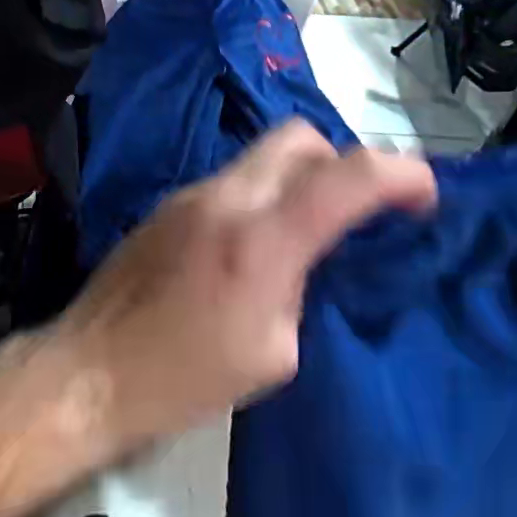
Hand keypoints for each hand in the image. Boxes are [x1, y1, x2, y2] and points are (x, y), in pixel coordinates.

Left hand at [48, 121, 436, 453]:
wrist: (89, 371)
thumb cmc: (183, 379)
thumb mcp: (273, 353)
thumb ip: (304, 287)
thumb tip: (312, 256)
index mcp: (260, 240)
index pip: (345, 177)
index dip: (400, 173)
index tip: (427, 192)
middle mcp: (224, 198)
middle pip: (298, 137)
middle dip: (342, 159)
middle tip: (359, 206)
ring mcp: (189, 193)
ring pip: (262, 155)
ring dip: (298, 177)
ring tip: (308, 226)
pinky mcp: (167, 203)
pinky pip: (233, 179)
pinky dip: (261, 194)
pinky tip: (256, 240)